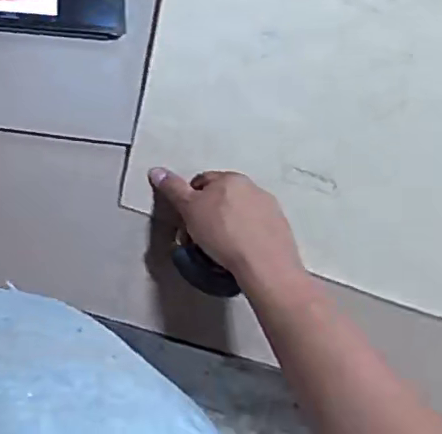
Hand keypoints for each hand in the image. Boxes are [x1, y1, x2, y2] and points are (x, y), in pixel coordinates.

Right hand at [149, 168, 306, 292]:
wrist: (268, 270)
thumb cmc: (223, 234)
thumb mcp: (188, 209)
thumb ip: (172, 187)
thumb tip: (156, 171)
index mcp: (231, 178)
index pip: (201, 182)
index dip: (190, 201)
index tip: (188, 220)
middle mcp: (254, 189)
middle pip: (221, 197)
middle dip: (209, 212)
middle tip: (201, 234)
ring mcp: (273, 211)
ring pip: (240, 214)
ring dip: (229, 225)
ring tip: (221, 247)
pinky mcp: (285, 233)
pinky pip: (257, 229)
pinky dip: (247, 237)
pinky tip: (241, 252)